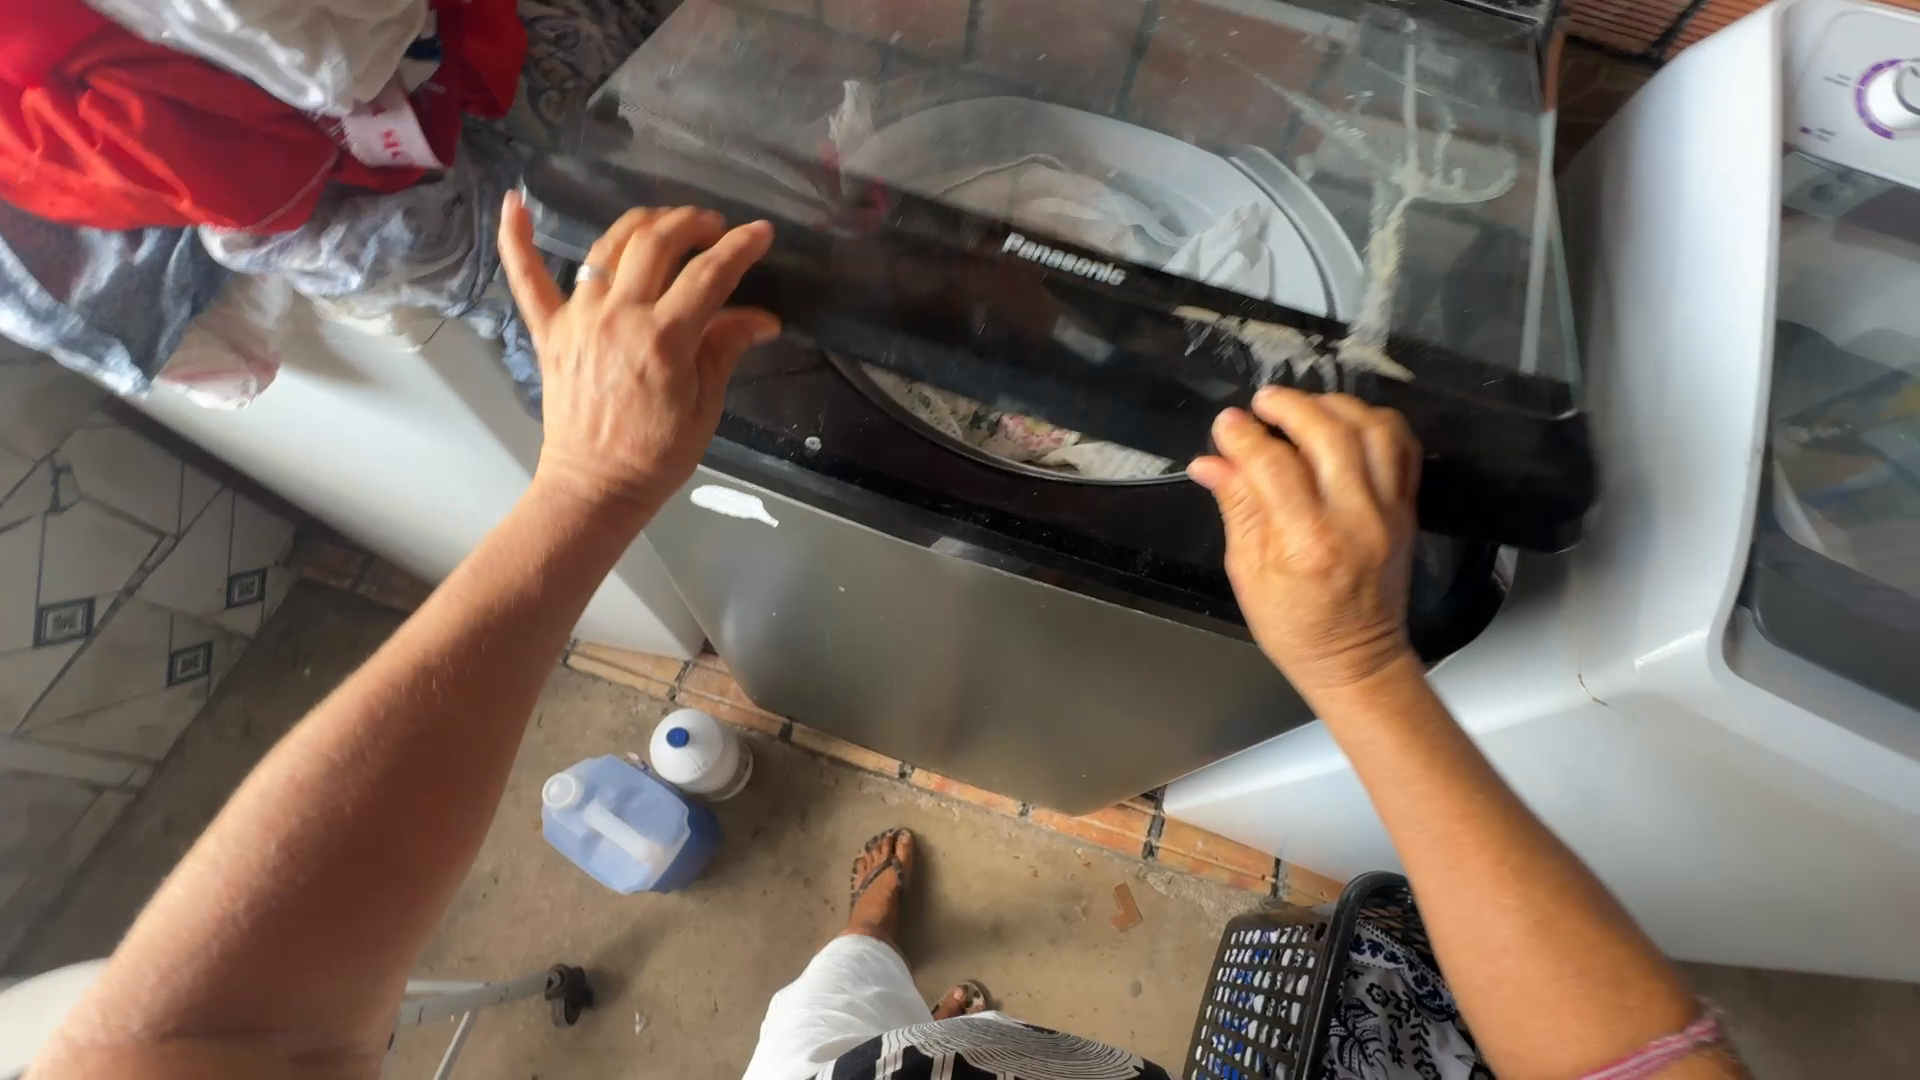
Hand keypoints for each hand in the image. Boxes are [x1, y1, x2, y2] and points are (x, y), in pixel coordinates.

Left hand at [498, 193, 779, 515]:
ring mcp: (578, 319)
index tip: (761, 232)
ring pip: (608, 248)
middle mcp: (618, 316)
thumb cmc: (660, 454)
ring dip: (642, 223)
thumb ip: (725, 349)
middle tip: (714, 227)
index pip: (709, 277)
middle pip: (656, 245)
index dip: (740, 249)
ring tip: (668, 222)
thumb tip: (762, 319)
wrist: (597, 485)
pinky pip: (527, 278)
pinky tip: (515, 204)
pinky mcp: (549, 331)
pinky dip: (517, 239)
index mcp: (664, 339)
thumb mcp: (706, 405)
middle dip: (691, 225)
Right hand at [1188, 387, 1422, 697]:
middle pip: (1330, 435)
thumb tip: (1211, 461)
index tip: (1226, 424)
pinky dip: (1374, 422)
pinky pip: (1402, 447)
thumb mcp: (1246, 572)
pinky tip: (1343, 422)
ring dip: (1334, 407)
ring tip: (1302, 407)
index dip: (1244, 437)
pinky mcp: (1407, 509)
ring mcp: (1389, 512)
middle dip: (1291, 407)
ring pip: (1374, 431)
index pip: (1274, 466)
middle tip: (1262, 402)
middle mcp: (1355, 520)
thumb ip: (1237, 508)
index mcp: (1306, 543)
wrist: (1356, 658)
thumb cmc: (1293, 626)